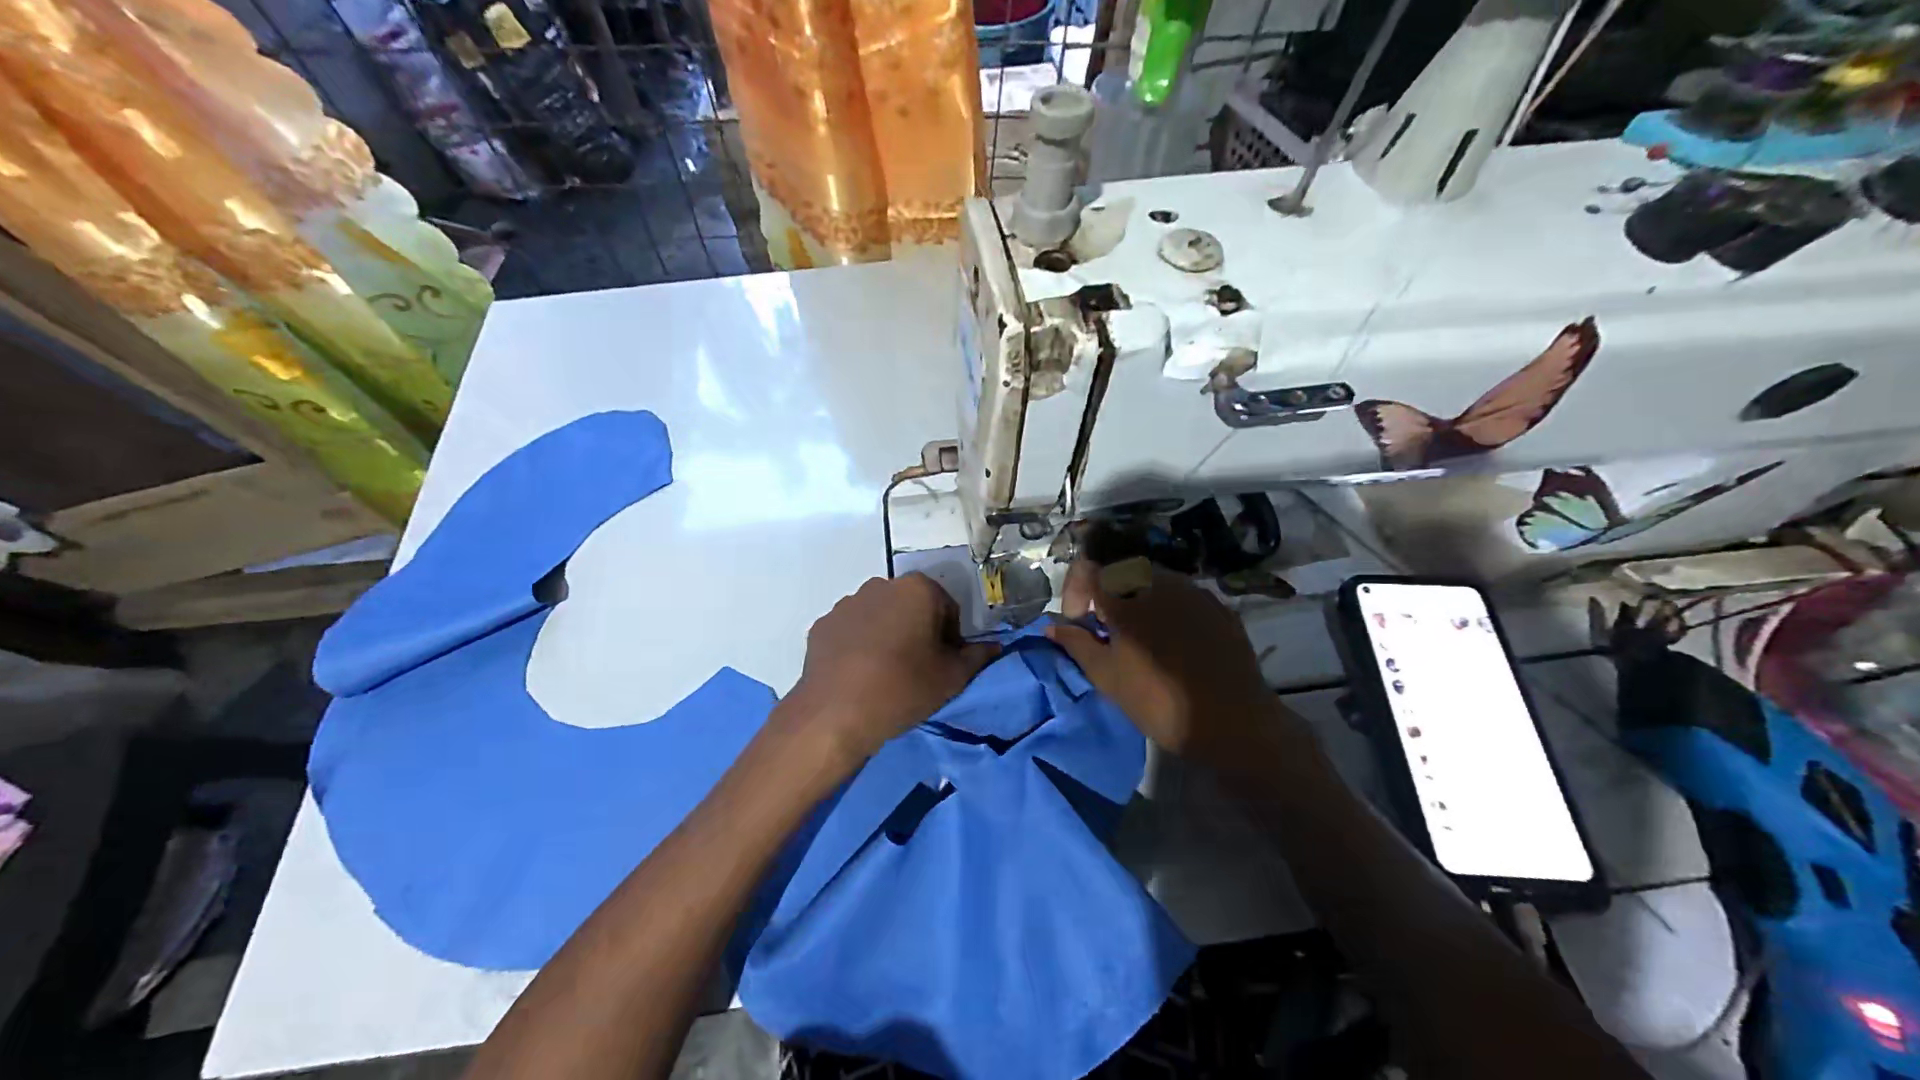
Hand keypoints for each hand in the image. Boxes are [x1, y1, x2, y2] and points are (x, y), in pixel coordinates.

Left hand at [785, 574, 1000, 761]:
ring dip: (887, 636)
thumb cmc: (903, 688)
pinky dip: (859, 645)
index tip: (943, 665)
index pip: (947, 609)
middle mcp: (881, 585)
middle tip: (917, 670)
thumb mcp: (952, 677)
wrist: (836, 714)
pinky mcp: (823, 624)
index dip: (951, 639)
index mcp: (917, 589)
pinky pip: (851, 631)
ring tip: (886, 674)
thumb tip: (995, 647)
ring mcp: (847, 603)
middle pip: (911, 608)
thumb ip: (978, 656)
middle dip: (918, 632)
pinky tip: (859, 675)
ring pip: (879, 617)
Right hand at [1046, 559, 1285, 766]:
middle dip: (1105, 593)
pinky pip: (1181, 594)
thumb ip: (1077, 644)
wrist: (1233, 722)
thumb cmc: (1158, 702)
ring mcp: (1193, 591)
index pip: (1089, 568)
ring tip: (1136, 634)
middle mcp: (1160, 582)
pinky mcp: (1217, 606)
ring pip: (1152, 579)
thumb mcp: (1107, 677)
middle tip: (1104, 628)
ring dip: (1134, 598)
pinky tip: (1170, 640)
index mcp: (1127, 596)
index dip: (1074, 590)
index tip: (1078, 621)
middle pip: (1120, 570)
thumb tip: (1051, 627)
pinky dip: (1165, 608)